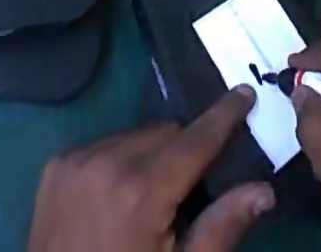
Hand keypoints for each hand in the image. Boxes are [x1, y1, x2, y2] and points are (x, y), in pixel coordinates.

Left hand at [28, 85, 273, 251]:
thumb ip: (221, 228)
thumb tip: (263, 189)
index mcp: (142, 190)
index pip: (195, 139)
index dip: (224, 116)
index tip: (245, 92)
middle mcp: (107, 160)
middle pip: (165, 134)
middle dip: (187, 150)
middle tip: (198, 184)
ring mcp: (77, 159)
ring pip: (134, 136)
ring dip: (153, 154)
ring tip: (157, 195)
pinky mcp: (57, 164)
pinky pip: (103, 145)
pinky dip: (121, 160)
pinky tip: (122, 195)